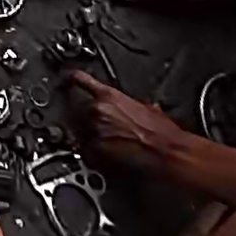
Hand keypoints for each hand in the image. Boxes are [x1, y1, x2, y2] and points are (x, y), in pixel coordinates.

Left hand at [66, 71, 193, 174]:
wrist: (171, 152)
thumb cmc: (164, 132)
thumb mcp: (145, 107)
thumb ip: (127, 103)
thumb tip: (129, 105)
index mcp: (108, 95)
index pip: (79, 79)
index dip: (69, 79)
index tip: (63, 82)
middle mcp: (97, 109)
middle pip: (75, 108)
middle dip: (80, 116)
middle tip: (93, 127)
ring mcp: (95, 129)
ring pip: (78, 129)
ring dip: (84, 135)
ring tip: (101, 144)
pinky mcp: (98, 149)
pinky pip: (85, 149)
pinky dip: (89, 152)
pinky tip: (101, 156)